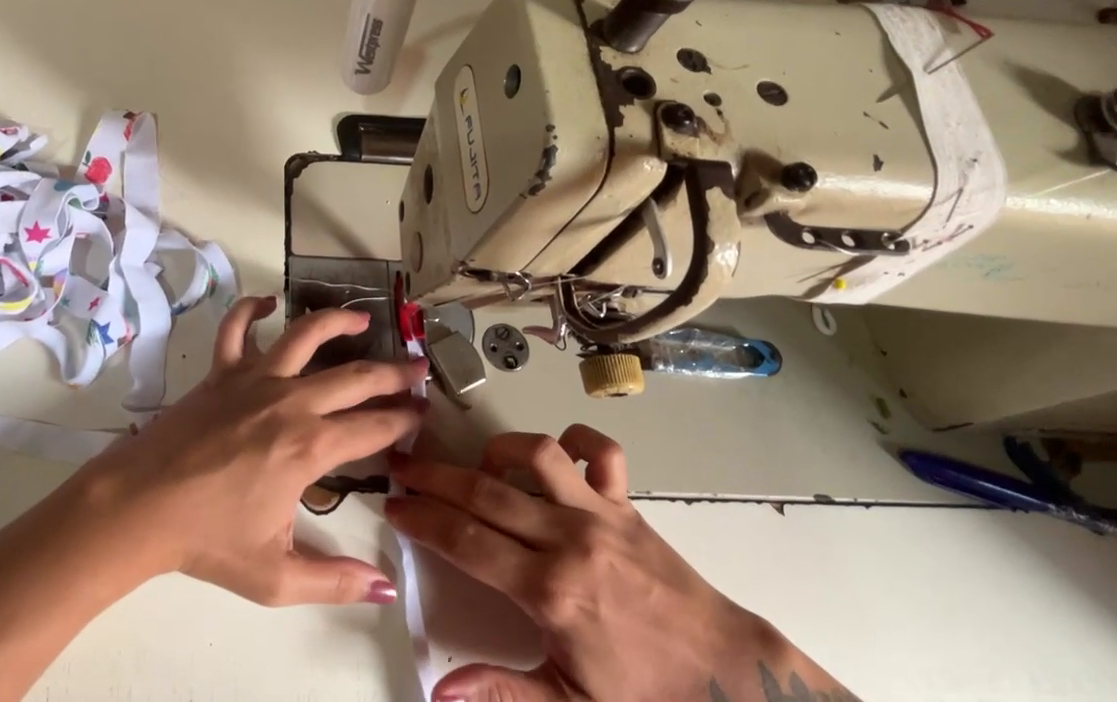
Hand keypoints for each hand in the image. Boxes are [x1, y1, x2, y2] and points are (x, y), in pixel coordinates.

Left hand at [74, 296, 426, 606]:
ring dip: (338, 322)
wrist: (140, 505)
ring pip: (305, 335)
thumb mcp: (276, 576)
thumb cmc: (207, 541)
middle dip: (394, 373)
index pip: (374, 427)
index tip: (423, 414)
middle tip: (418, 370)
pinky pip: (237, 329)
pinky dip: (252, 309)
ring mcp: (253, 380)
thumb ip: (336, 582)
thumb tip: (386, 589)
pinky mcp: (220, 372)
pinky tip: (269, 304)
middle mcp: (290, 403)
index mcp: (310, 448)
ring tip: (363, 319)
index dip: (404, 420)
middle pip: (355, 377)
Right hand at [386, 425, 784, 701]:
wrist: (725, 674)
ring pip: (536, 455)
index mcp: (547, 592)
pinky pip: (601, 452)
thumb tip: (440, 692)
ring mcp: (600, 515)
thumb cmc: (642, 691)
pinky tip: (554, 455)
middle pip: (484, 491)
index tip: (392, 505)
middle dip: (433, 476)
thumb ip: (502, 691)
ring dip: (497, 449)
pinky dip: (575, 441)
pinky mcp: (627, 506)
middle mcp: (568, 541)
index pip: (463, 540)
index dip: (421, 518)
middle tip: (402, 468)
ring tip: (476, 464)